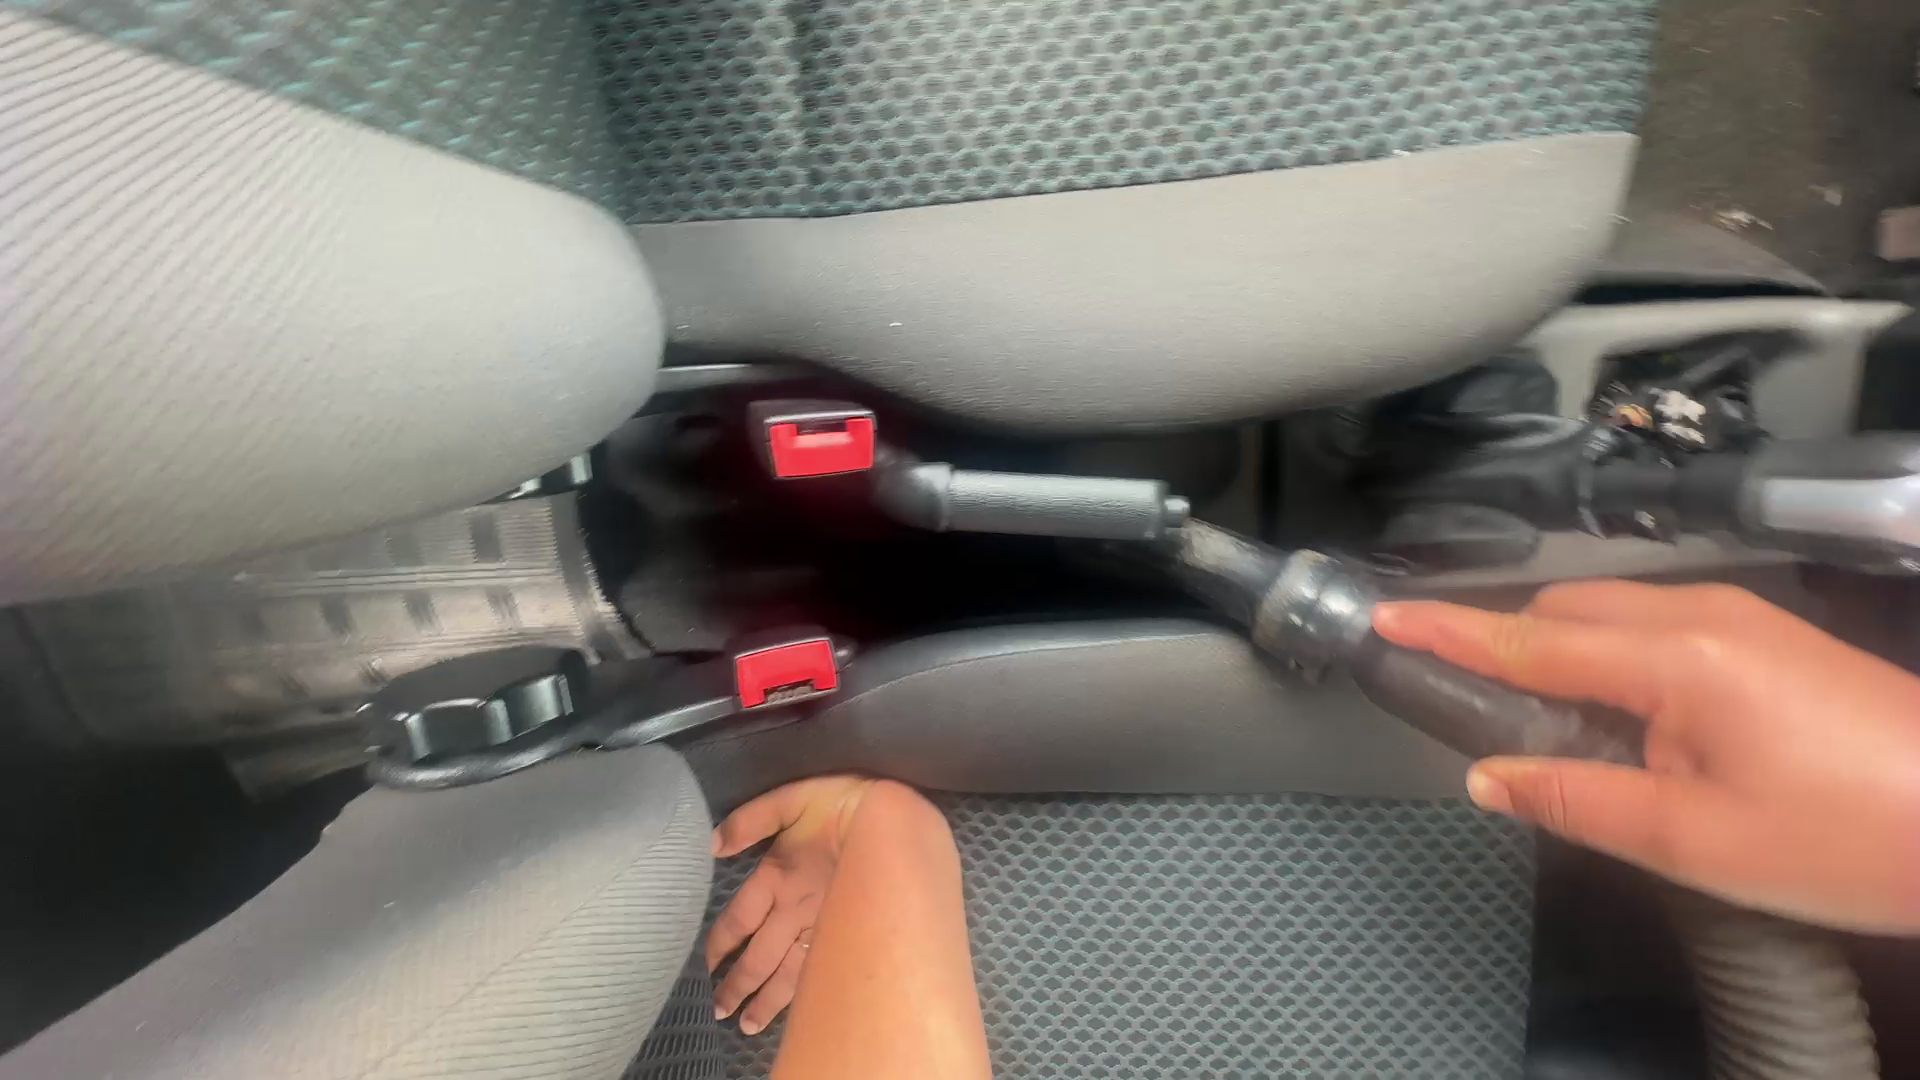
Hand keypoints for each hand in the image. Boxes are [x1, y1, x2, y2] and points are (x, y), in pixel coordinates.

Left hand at [706, 775, 877, 1033]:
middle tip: (718, 1010)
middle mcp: (793, 908)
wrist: (890, 820)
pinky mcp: (844, 929)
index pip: (737, 920)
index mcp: (775, 876)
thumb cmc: (838, 803)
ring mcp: (820, 923)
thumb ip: (749, 821)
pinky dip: (800, 995)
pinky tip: (793, 1009)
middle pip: (758, 957)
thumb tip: (712, 845)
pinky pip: (817, 971)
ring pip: (786, 974)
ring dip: (764, 1001)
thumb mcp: (790, 799)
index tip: (703, 967)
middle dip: (735, 985)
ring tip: (746, 1025)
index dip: (717, 945)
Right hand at [1375, 581, 1919, 934]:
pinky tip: (1615, 705)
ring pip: (1598, 610)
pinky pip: (1641, 622)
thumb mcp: (1699, 842)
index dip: (1444, 629)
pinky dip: (1594, 650)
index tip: (1381, 615)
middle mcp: (1696, 616)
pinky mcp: (1759, 632)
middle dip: (1500, 639)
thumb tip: (1483, 779)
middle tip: (1472, 698)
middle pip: (1557, 610)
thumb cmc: (1862, 840)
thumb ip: (1574, 800)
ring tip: (1543, 713)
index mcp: (1675, 661)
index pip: (1525, 640)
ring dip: (1548, 646)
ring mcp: (1733, 616)